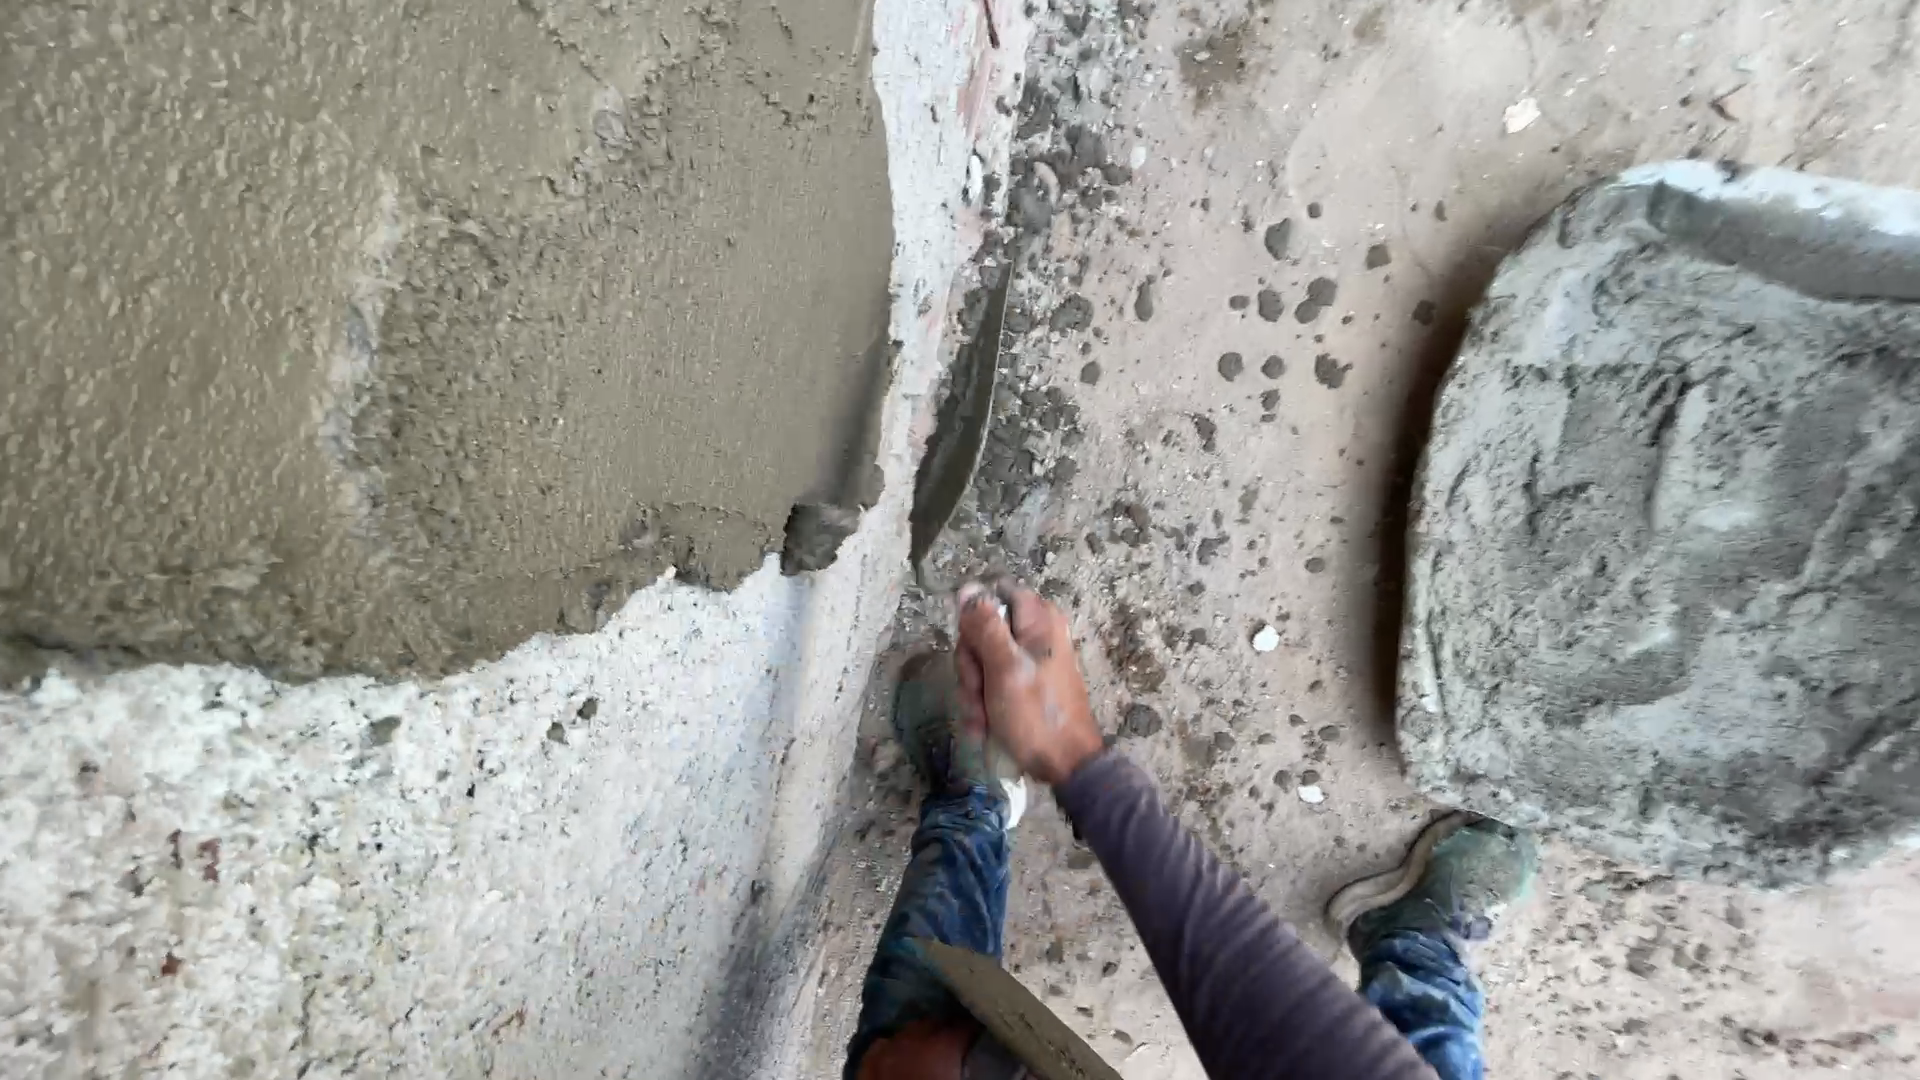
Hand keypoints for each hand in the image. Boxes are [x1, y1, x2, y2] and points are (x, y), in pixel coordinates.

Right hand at [954, 578, 1103, 785]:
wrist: (1065, 765)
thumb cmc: (1036, 715)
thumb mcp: (1004, 667)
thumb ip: (984, 626)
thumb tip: (966, 588)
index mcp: (1038, 618)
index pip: (991, 594)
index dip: (974, 620)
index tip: (972, 648)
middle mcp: (1035, 630)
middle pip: (981, 629)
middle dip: (971, 665)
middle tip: (977, 691)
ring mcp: (1029, 657)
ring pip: (981, 658)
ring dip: (974, 690)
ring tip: (981, 717)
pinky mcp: (1024, 681)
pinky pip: (991, 680)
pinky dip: (983, 702)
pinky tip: (983, 724)